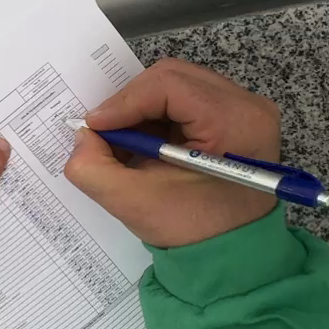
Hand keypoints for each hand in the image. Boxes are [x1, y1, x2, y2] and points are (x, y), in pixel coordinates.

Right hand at [63, 58, 281, 247]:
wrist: (235, 251)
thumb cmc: (192, 228)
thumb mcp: (130, 202)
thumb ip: (91, 167)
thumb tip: (82, 136)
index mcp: (235, 123)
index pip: (167, 86)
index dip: (123, 102)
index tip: (93, 127)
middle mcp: (246, 106)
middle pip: (170, 77)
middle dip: (128, 102)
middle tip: (105, 131)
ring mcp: (241, 109)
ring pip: (171, 84)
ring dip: (138, 108)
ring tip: (123, 139)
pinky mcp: (229, 116)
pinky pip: (179, 97)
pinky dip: (150, 114)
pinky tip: (141, 141)